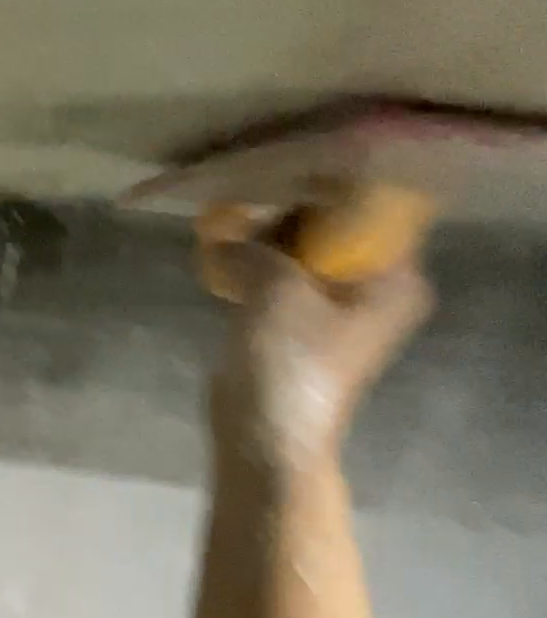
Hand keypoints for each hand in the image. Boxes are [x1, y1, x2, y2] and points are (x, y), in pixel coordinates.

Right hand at [199, 205, 433, 470]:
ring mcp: (335, 315)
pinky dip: (254, 273)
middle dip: (286, 219)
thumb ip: (252, 252)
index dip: (326, 193)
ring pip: (301, 261)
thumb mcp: (273, 293)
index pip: (372, 214)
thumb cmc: (286, 365)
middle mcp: (375, 292)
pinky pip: (280, 286)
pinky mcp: (297, 333)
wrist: (263, 436)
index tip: (275, 181)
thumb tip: (222, 237)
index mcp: (394, 279)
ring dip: (264, 247)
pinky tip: (223, 268)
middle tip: (239, 209)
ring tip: (224, 236)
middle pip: (336, 235)